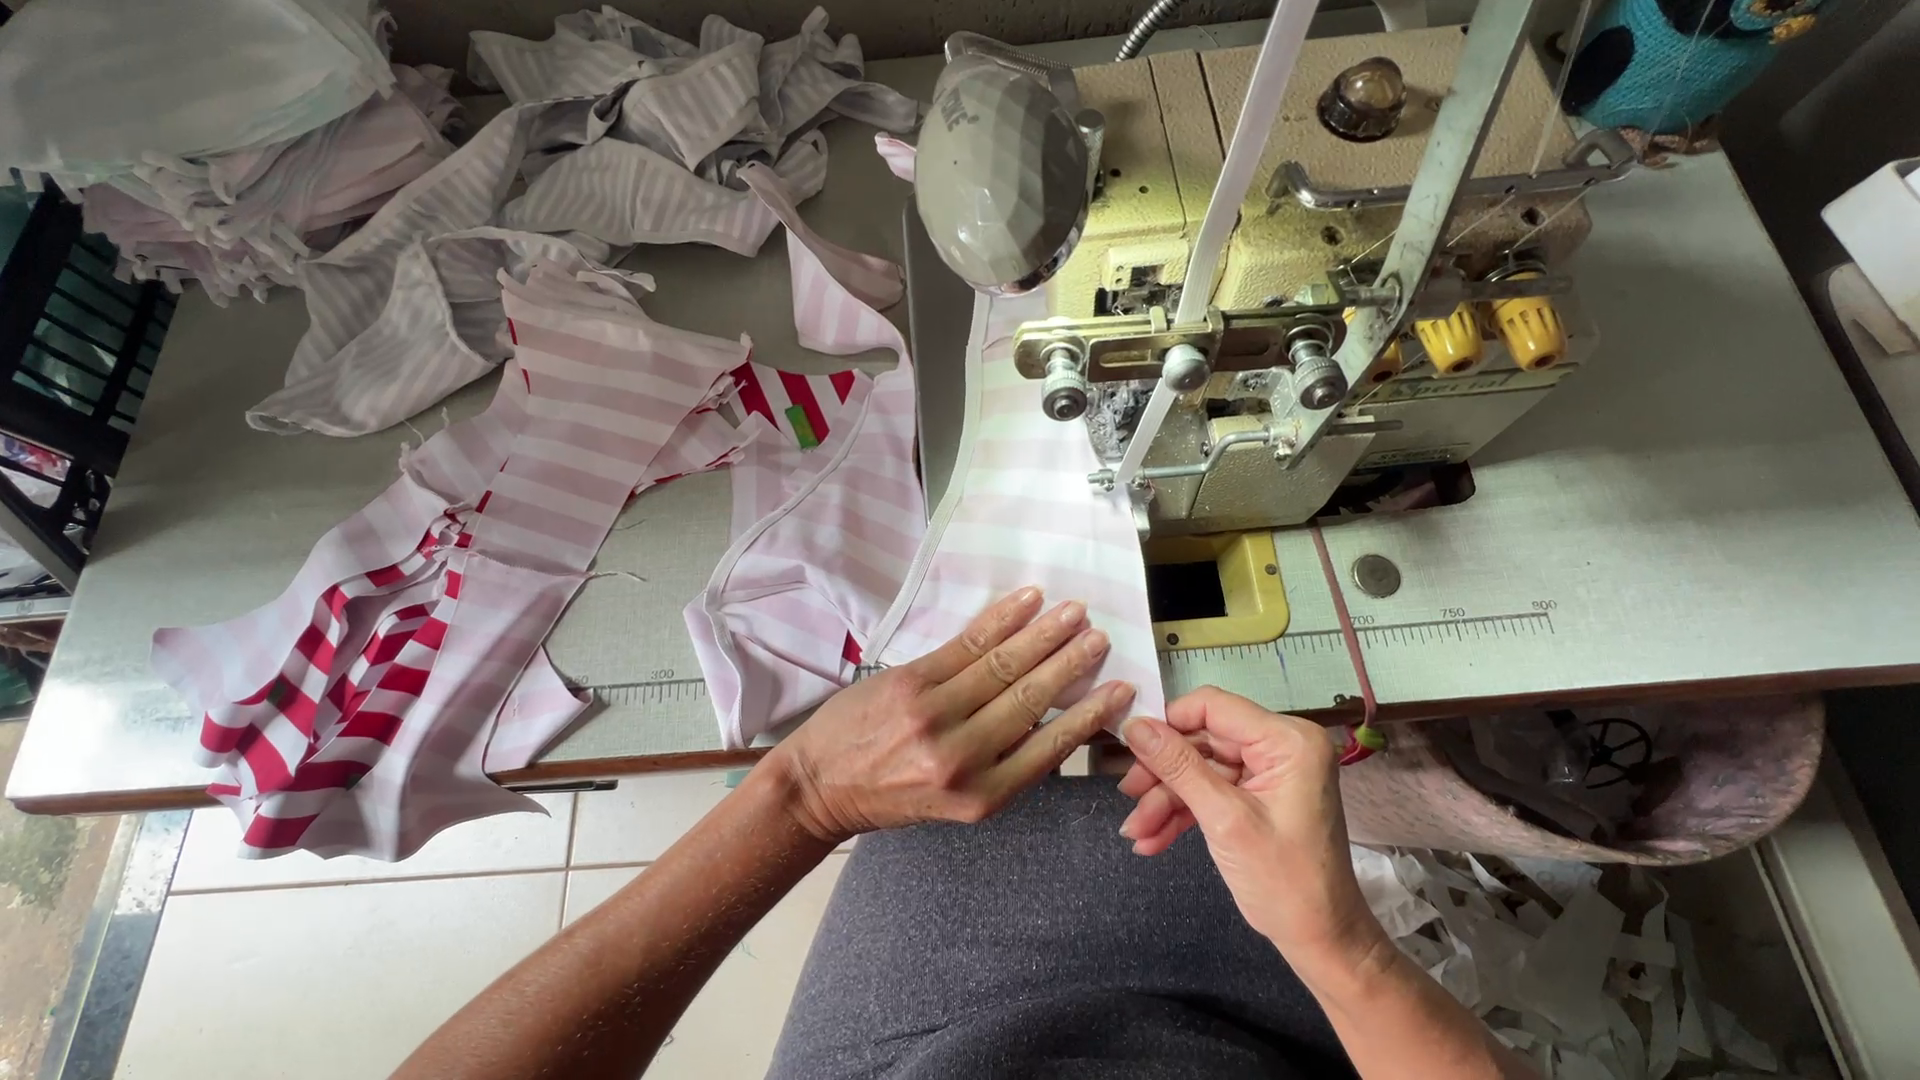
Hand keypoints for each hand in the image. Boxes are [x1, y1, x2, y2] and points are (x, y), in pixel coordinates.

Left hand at [768, 587, 1134, 844]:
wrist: (818, 786)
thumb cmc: (890, 797)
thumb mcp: (955, 804)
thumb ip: (1001, 767)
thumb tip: (1049, 724)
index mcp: (982, 794)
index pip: (1049, 745)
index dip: (1088, 714)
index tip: (1120, 690)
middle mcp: (963, 755)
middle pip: (1030, 696)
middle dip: (1071, 663)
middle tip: (1101, 638)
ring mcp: (935, 713)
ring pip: (1004, 665)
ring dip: (1045, 634)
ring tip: (1075, 613)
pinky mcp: (911, 680)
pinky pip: (967, 644)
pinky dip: (1002, 620)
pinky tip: (1027, 602)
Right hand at [1118, 688, 1382, 967]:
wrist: (1321, 941)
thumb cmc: (1283, 880)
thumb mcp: (1224, 819)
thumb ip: (1178, 766)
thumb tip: (1134, 725)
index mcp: (1287, 740)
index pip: (1213, 707)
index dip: (1168, 723)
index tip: (1130, 745)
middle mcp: (1280, 745)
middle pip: (1201, 740)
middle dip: (1162, 773)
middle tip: (1128, 796)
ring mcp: (1268, 771)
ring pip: (1198, 768)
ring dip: (1165, 799)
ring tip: (1136, 832)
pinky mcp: (1256, 795)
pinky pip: (1209, 790)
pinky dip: (1181, 813)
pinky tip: (1152, 840)